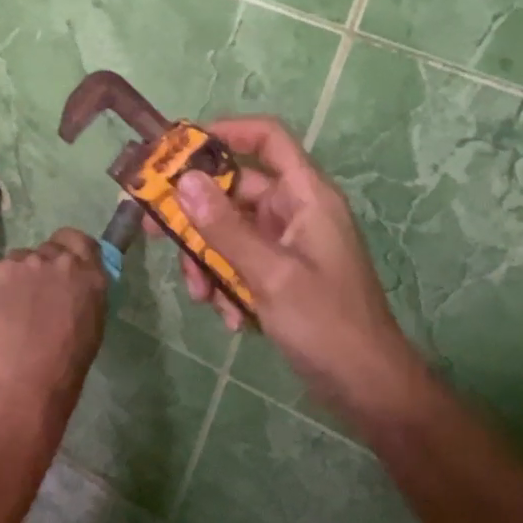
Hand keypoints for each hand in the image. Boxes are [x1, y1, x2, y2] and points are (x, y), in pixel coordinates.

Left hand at [0, 229, 107, 414]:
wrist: (21, 382)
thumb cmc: (63, 369)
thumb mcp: (90, 328)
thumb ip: (83, 297)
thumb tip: (73, 290)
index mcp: (91, 276)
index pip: (83, 243)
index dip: (72, 251)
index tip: (65, 265)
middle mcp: (62, 261)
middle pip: (52, 246)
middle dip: (46, 264)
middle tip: (37, 291)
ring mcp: (29, 262)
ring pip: (24, 257)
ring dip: (22, 275)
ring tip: (14, 306)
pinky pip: (2, 270)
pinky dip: (1, 285)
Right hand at [170, 117, 421, 409]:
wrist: (369, 390)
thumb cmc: (326, 323)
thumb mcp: (269, 274)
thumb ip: (224, 227)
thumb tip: (184, 180)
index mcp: (306, 195)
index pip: (267, 138)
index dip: (225, 131)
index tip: (178, 148)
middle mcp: (296, 210)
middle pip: (236, 189)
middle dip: (196, 214)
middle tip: (153, 230)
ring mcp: (289, 243)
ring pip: (231, 230)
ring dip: (208, 258)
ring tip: (200, 294)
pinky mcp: (282, 273)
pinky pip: (241, 261)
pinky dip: (227, 282)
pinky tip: (228, 317)